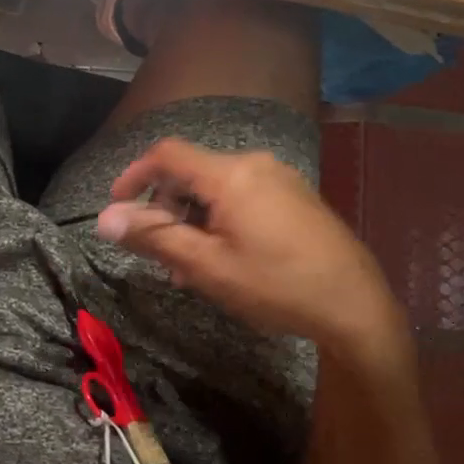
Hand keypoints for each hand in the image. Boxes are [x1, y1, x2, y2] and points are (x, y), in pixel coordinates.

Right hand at [95, 139, 401, 352]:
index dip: (135, 174)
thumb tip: (105, 218)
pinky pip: (243, 194)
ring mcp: (280, 178)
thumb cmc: (276, 286)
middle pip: (191, 170)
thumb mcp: (207, 267)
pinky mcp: (297, 196)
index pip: (166, 154)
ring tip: (191, 264)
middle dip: (167, 205)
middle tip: (159, 249)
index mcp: (230, 174)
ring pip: (217, 186)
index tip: (118, 205)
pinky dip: (221, 216)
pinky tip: (226, 256)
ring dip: (194, 216)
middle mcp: (254, 164)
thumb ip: (154, 237)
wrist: (359, 308)